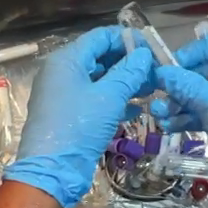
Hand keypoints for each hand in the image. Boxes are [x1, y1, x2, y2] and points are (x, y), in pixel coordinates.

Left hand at [5, 26, 154, 207]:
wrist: (52, 170)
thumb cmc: (79, 127)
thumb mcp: (109, 97)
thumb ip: (128, 73)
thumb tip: (144, 55)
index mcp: (66, 60)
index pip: (100, 37)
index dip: (127, 39)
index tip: (152, 49)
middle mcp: (61, 72)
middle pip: (99, 57)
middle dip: (128, 63)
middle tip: (155, 72)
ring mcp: (61, 94)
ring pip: (97, 80)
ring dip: (123, 83)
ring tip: (151, 89)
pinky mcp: (66, 115)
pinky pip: (92, 99)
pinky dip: (112, 100)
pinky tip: (135, 109)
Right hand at [150, 31, 207, 207]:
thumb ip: (189, 87)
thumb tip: (162, 71)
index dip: (198, 50)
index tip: (174, 65)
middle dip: (182, 80)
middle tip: (157, 91)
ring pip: (203, 94)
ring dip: (179, 101)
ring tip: (158, 113)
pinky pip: (203, 114)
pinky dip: (185, 117)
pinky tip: (167, 126)